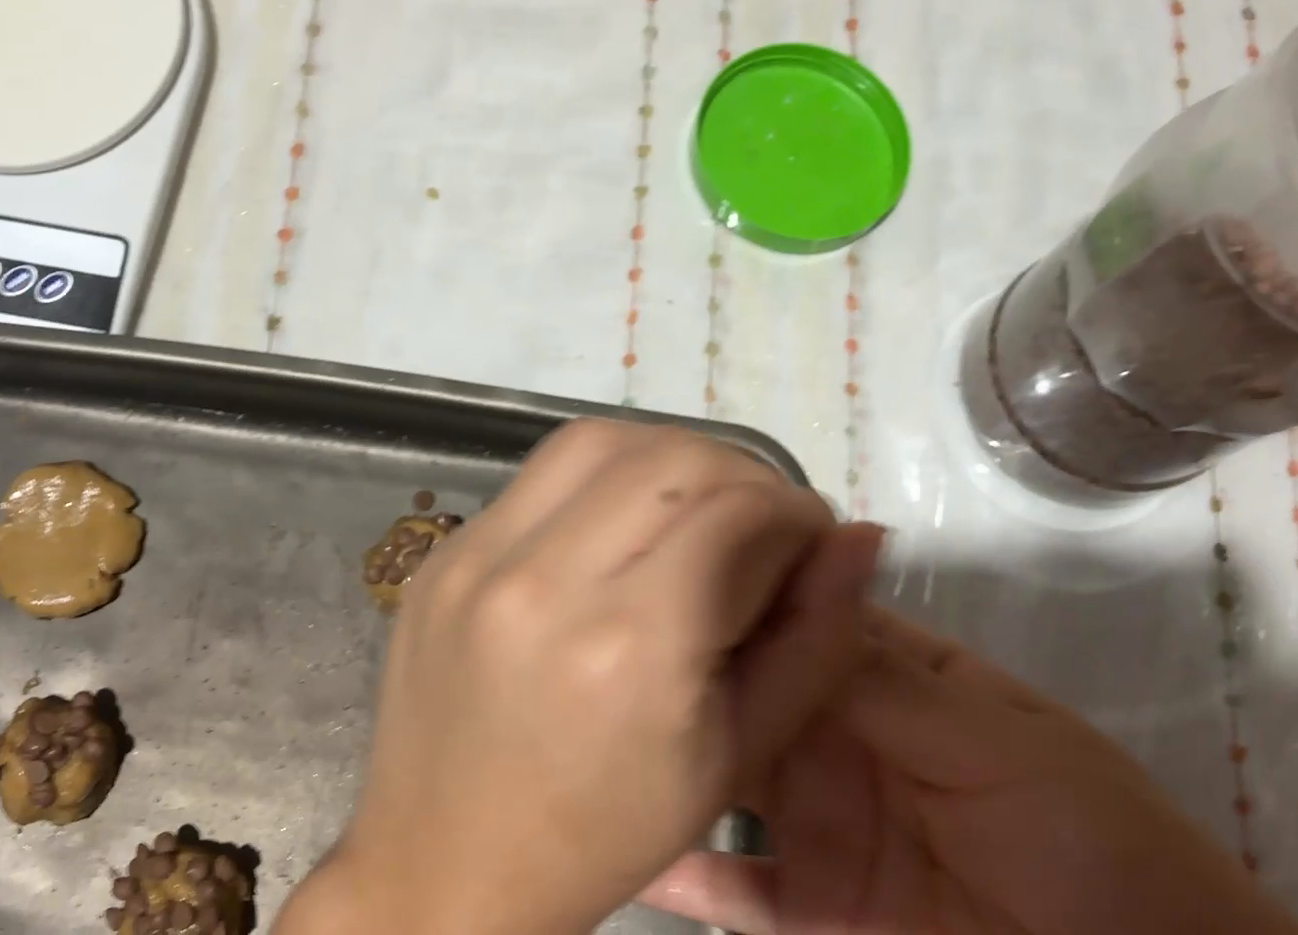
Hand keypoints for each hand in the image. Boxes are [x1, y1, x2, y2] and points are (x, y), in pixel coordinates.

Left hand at [275, 420, 882, 934]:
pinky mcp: (442, 551)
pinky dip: (596, 480)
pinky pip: (535, 477)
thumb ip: (813, 640)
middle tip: (754, 519)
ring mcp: (477, 557)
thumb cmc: (604, 829)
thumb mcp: (735, 756)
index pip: (736, 511)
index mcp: (631, 648)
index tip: (806, 538)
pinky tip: (613, 525)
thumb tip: (855, 536)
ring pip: (595, 441)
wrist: (447, 856)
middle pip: (668, 457)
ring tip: (688, 506)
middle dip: (737, 473)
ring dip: (664, 456)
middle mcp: (545, 582)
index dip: (793, 510)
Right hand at [639, 610, 1297, 934]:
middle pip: (745, 697)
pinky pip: (731, 888)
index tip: (650, 576)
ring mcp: (820, 824)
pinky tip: (615, 845)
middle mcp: (840, 741)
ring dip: (662, 761)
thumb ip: (886, 680)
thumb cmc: (1093, 848)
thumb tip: (798, 585)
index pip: (797, 624)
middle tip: (592, 650)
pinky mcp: (812, 906)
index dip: (733, 599)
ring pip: (723, 781)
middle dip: (678, 675)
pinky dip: (676, 871)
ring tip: (580, 733)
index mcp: (892, 684)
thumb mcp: (998, 745)